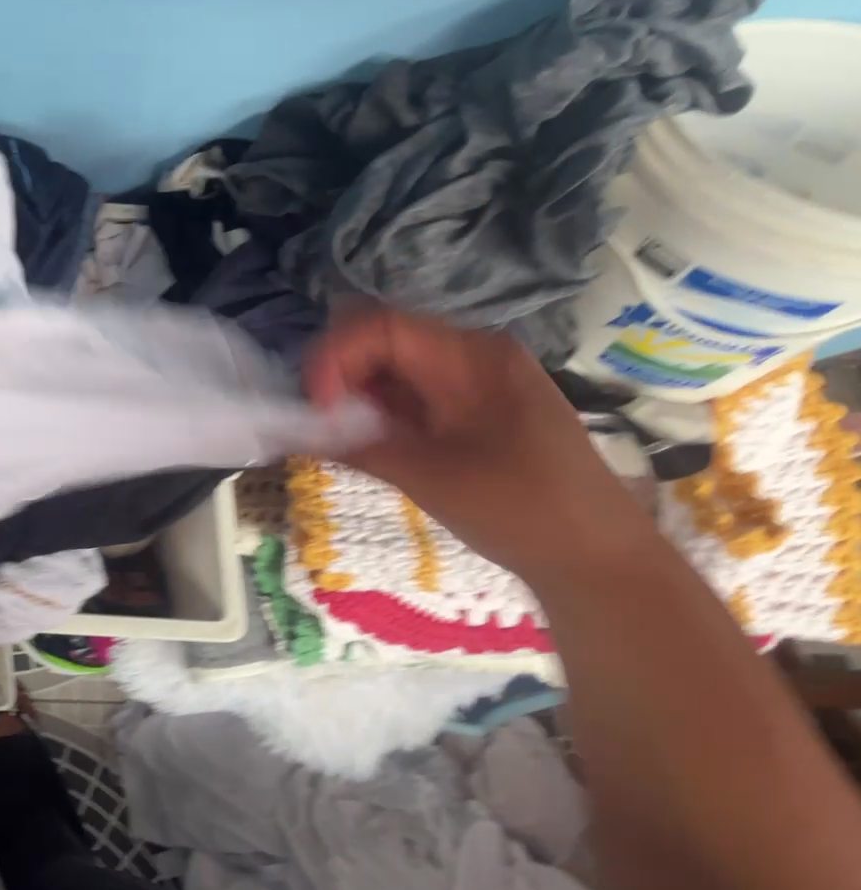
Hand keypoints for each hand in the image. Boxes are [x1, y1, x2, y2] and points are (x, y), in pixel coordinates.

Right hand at [304, 309, 653, 586]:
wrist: (600, 562)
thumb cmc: (522, 511)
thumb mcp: (428, 476)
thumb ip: (354, 444)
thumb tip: (289, 428)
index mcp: (471, 356)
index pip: (378, 327)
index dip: (334, 358)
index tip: (318, 409)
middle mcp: (471, 355)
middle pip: (380, 339)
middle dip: (338, 375)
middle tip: (321, 422)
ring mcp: (474, 381)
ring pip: (390, 366)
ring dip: (354, 394)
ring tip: (340, 437)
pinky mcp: (471, 408)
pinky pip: (409, 391)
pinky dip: (377, 410)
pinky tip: (368, 442)